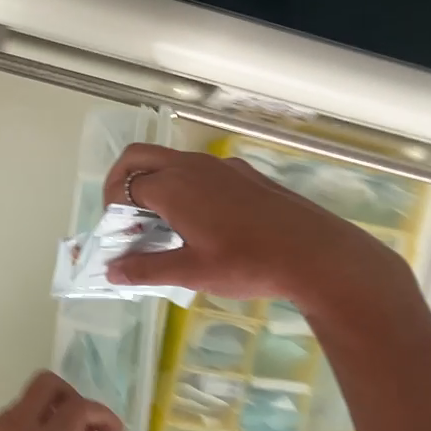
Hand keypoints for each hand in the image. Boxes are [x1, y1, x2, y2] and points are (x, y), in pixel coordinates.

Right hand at [102, 143, 411, 312]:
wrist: (318, 255)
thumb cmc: (247, 263)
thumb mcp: (190, 273)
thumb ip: (145, 269)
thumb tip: (112, 271)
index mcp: (172, 186)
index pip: (124, 188)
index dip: (113, 212)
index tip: (119, 238)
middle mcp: (191, 167)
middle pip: (139, 158)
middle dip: (121, 181)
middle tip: (123, 215)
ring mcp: (220, 167)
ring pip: (171, 162)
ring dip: (154, 184)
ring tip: (164, 226)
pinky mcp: (244, 174)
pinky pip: (200, 171)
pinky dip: (184, 187)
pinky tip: (203, 224)